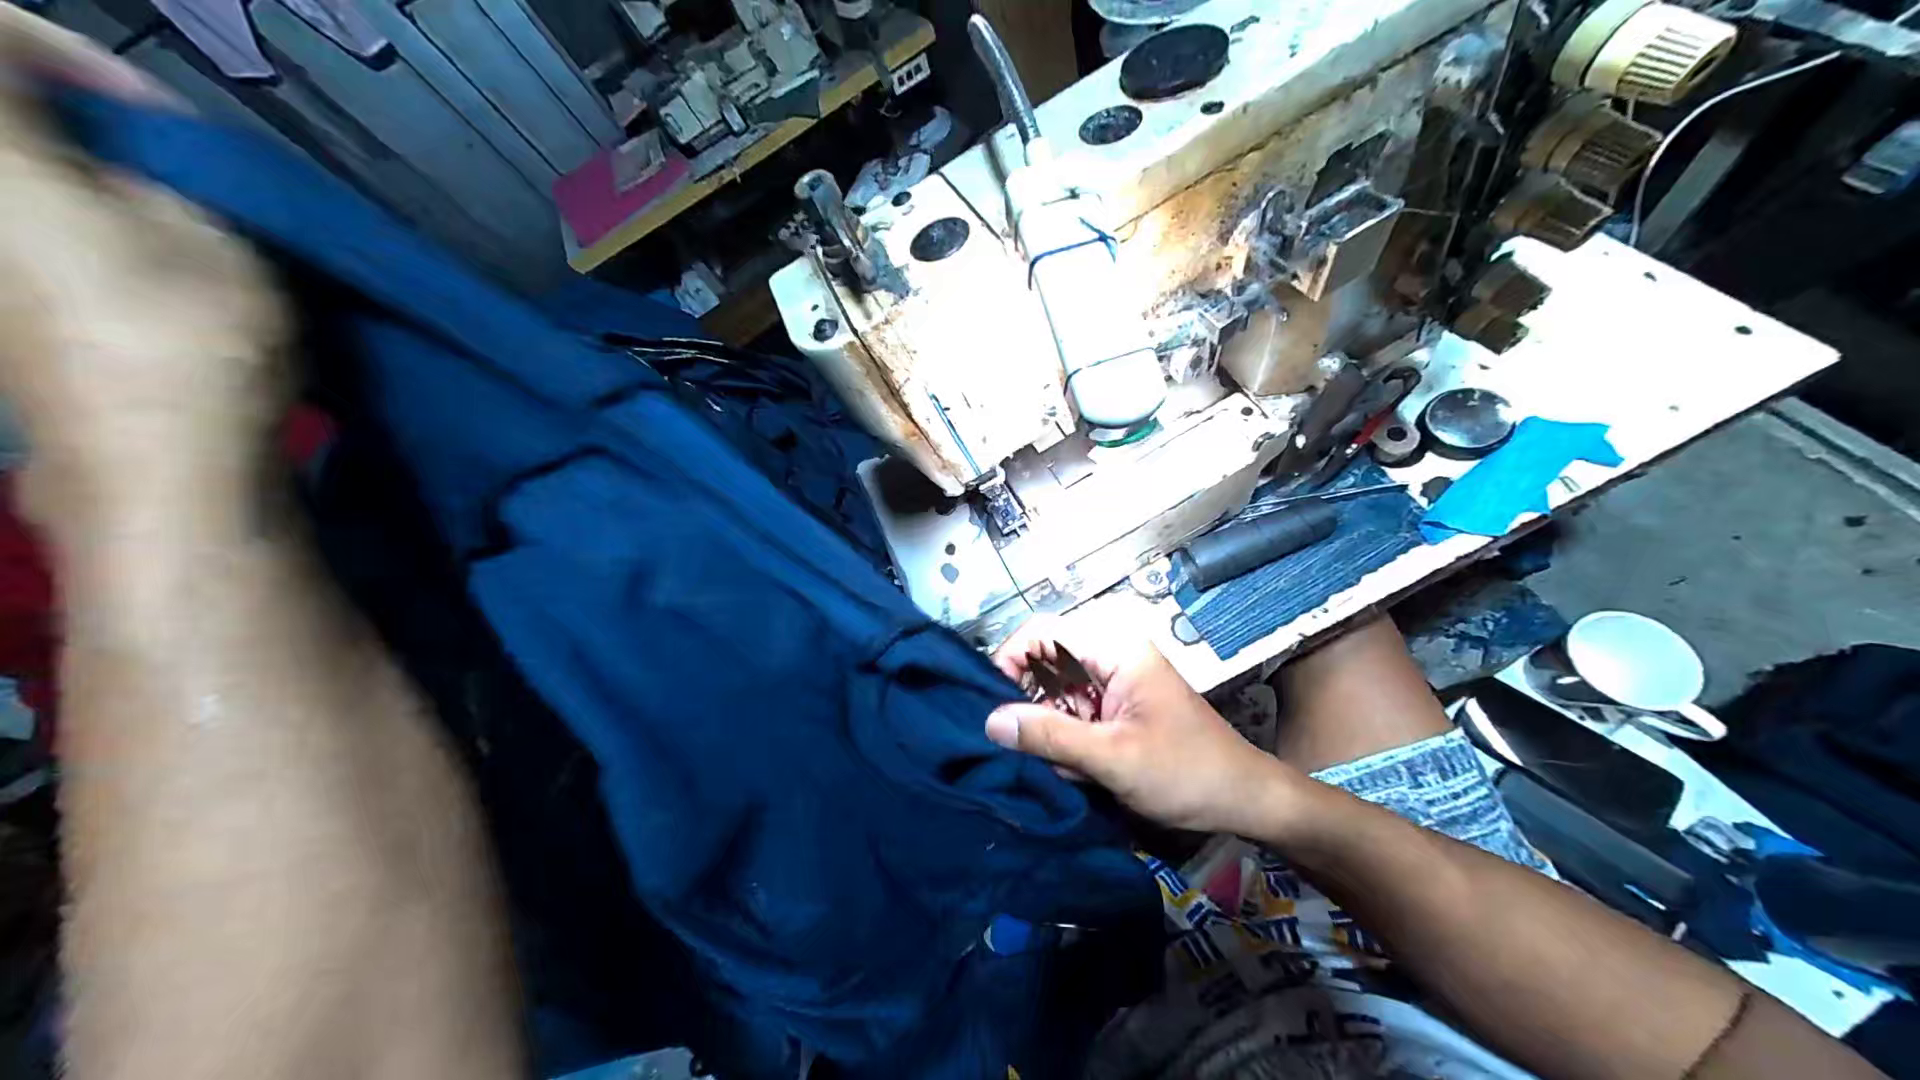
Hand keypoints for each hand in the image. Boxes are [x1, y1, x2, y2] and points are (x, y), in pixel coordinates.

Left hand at [0, 7, 286, 534]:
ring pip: (16, 187)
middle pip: (0, 125)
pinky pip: (18, 235)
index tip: (154, 111)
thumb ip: (161, 172)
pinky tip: (124, 257)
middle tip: (151, 159)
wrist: (156, 458)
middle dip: (65, 120)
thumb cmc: (192, 338)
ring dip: (70, 178)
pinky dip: (61, 226)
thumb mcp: (215, 236)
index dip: (67, 53)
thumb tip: (130, 157)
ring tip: (148, 212)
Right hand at [988, 618, 1300, 834]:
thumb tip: (990, 721)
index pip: (1044, 631)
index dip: (1011, 657)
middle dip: (1030, 704)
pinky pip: (1071, 715)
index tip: (991, 701)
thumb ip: (1050, 736)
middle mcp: (1110, 658)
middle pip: (1045, 663)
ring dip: (1048, 729)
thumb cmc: (1185, 771)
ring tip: (1064, 765)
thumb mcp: (1113, 757)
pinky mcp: (1114, 711)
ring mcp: (1112, 685)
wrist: (1244, 801)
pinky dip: (1065, 742)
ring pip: (1055, 693)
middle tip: (1022, 744)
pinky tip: (1078, 771)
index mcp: (1115, 650)